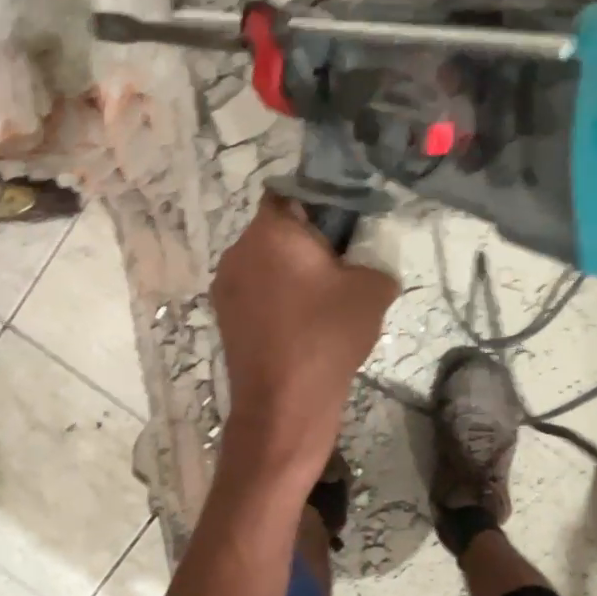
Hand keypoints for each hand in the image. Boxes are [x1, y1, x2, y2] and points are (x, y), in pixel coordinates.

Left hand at [211, 196, 398, 483]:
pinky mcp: (223, 315)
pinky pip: (255, 290)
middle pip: (276, 228)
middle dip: (307, 240)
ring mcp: (225, 284)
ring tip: (323, 300)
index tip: (344, 225)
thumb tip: (364, 265)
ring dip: (290, 270)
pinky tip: (302, 323)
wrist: (283, 404)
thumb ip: (373, 260)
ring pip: (264, 261)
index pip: (291, 191)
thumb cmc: (326, 336)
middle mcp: (238, 249)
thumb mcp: (372, 289)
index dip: (320, 201)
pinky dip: (276, 297)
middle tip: (341, 265)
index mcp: (270, 230)